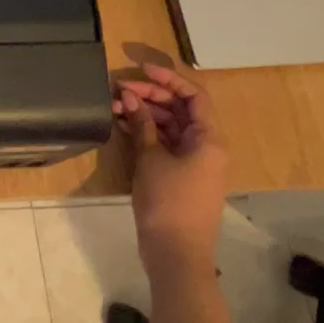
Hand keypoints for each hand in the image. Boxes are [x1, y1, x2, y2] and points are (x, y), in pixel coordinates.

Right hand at [114, 64, 226, 273]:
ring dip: (143, 113)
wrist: (175, 254)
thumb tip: (130, 95)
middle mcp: (205, 145)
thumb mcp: (151, 158)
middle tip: (118, 89)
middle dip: (150, 95)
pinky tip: (121, 123)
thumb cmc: (169, 202)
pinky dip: (144, 130)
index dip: (168, 78)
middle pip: (180, 108)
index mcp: (209, 139)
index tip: (140, 68)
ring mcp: (192, 160)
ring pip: (169, 124)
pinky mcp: (178, 173)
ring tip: (114, 106)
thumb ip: (142, 124)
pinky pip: (163, 141)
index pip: (194, 95)